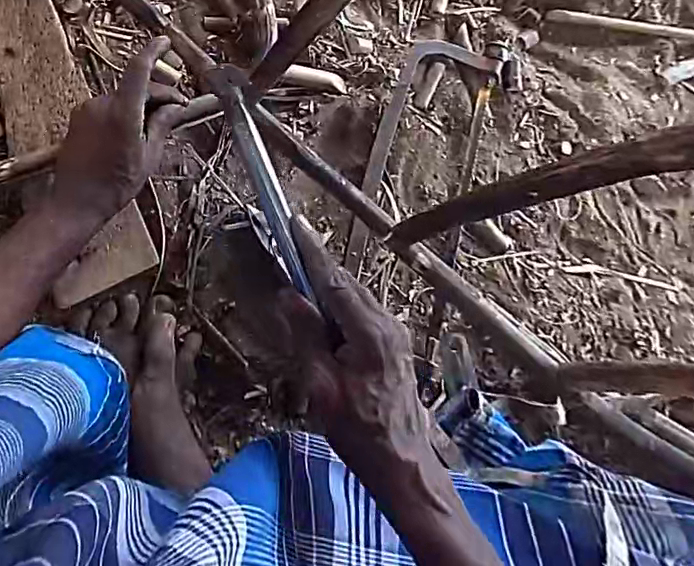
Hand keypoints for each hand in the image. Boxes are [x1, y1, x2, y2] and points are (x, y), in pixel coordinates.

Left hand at [51, 36, 185, 221]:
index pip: (138, 70)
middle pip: (135, 87)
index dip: (153, 51)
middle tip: (177, 109)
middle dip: (158, 94)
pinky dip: (122, 112)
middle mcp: (101, 104)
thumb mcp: (148, 156)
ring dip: (139, 106)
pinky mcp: (79, 117)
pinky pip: (107, 107)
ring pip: (122, 98)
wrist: (75, 201)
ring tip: (154, 128)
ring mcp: (87, 109)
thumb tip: (174, 106)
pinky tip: (131, 132)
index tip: (165, 42)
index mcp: (122, 113)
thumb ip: (161, 125)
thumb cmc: (114, 185)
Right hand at [273, 215, 434, 473]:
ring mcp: (394, 334)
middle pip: (344, 283)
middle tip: (288, 252)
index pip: (332, 279)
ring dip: (326, 288)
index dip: (310, 250)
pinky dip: (339, 305)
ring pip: (353, 296)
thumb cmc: (360, 432)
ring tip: (300, 287)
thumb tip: (289, 294)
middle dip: (316, 267)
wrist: (405, 469)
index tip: (294, 223)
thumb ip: (306, 334)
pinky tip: (323, 317)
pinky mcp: (394, 345)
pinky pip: (360, 311)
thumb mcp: (322, 385)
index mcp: (369, 332)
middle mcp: (386, 324)